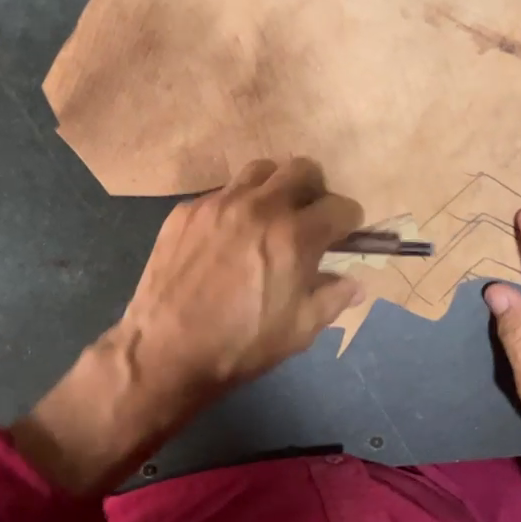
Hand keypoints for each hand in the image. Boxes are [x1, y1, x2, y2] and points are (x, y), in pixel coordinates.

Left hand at [12, 158, 363, 495]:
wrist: (166, 352)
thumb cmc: (241, 346)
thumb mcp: (299, 331)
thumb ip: (332, 299)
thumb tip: (354, 283)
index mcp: (293, 235)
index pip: (340, 207)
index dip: (349, 222)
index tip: (344, 236)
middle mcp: (258, 207)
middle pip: (302, 169)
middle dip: (316, 190)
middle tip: (309, 218)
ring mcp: (217, 204)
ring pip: (259, 171)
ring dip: (274, 188)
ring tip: (269, 218)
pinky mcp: (185, 211)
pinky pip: (221, 194)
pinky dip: (235, 207)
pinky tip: (227, 239)